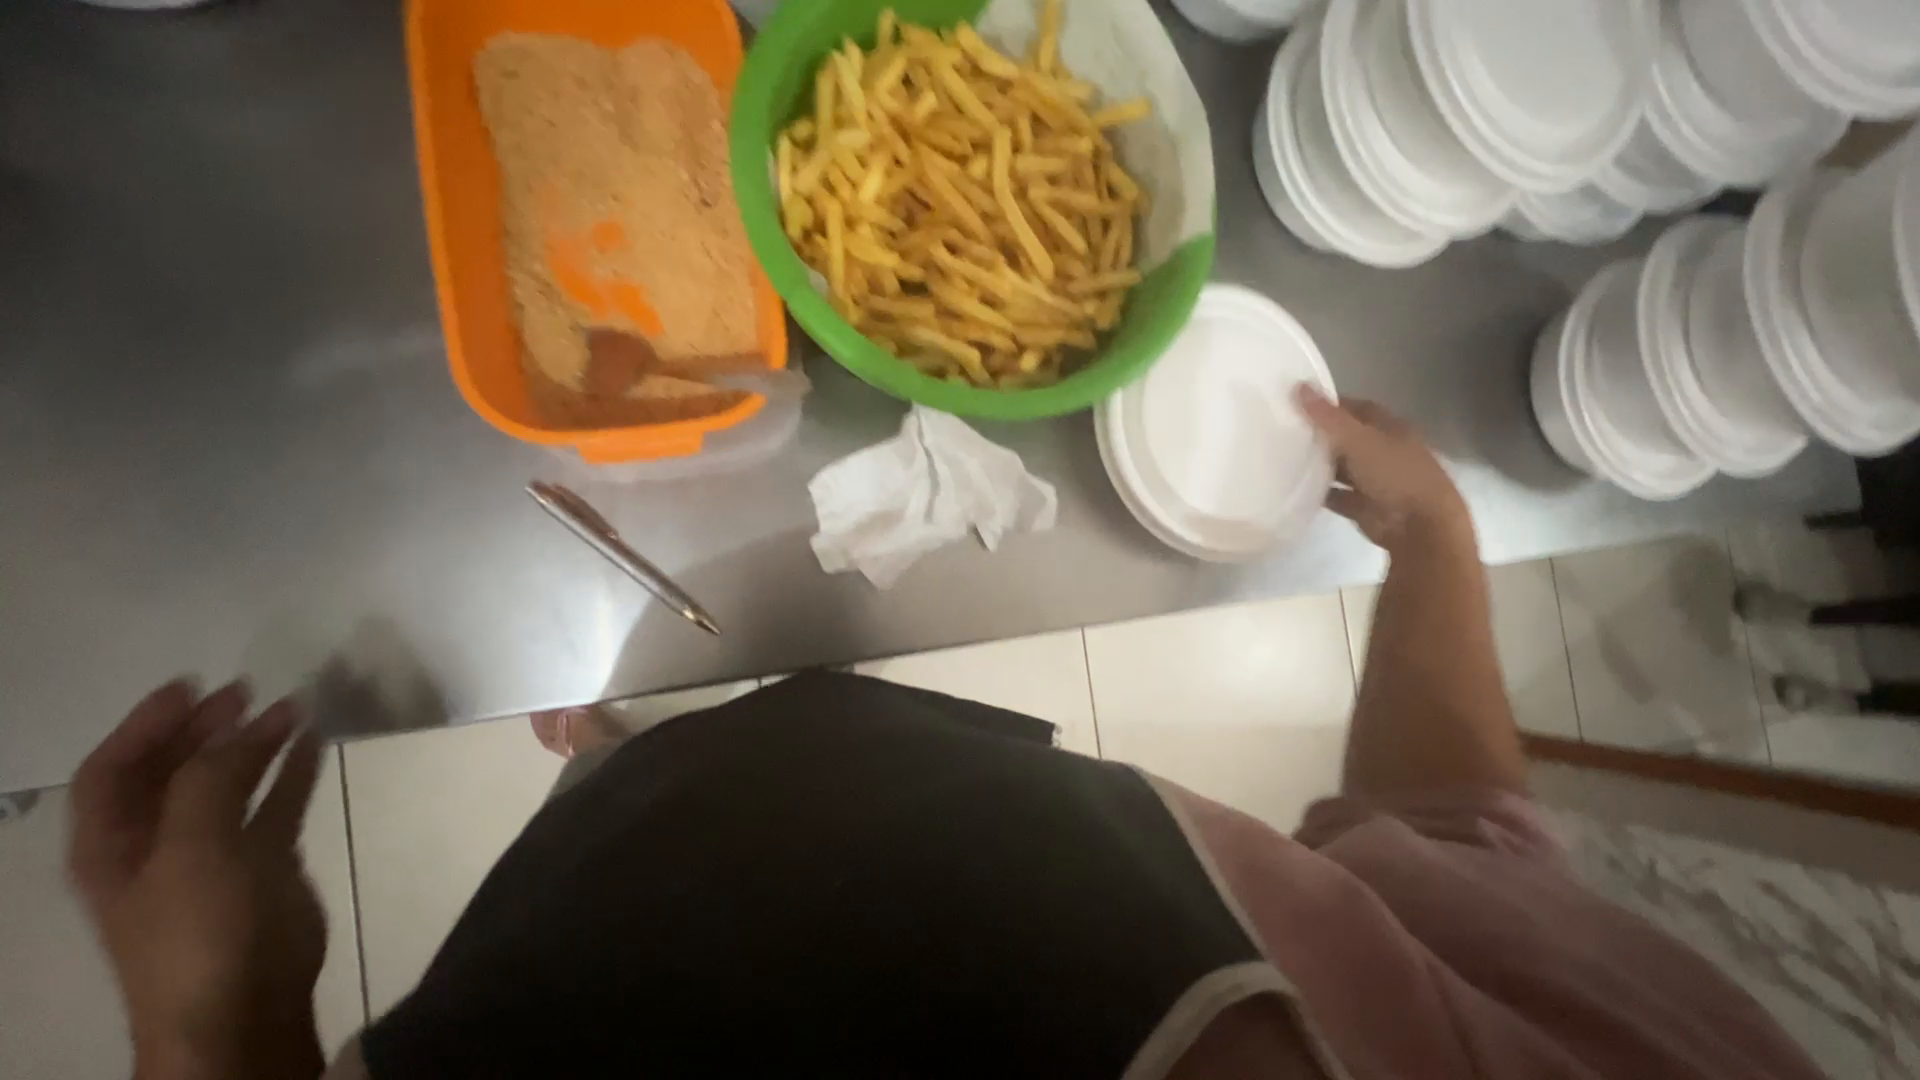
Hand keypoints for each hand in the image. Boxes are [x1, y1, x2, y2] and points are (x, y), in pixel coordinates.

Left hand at [69, 681, 327, 1079]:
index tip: (194, 683)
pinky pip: (276, 803)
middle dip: (204, 727)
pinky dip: (293, 772)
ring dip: (254, 743)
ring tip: (290, 706)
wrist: (242, 1004)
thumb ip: (210, 782)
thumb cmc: (195, 931)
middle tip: (247, 689)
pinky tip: (314, 744)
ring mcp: (213, 852)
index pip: (115, 768)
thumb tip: (247, 722)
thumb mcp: (190, 852)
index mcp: (114, 844)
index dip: (147, 723)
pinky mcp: (265, 861)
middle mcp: (158, 841)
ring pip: (230, 782)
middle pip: (174, 770)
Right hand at [1294, 384, 1472, 554]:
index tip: (1298, 404)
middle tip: (1284, 431)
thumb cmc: (1395, 475)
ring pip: (1342, 468)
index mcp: (1390, 429)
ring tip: (1283, 459)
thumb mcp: (1359, 440)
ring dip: (1319, 465)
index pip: (1357, 408)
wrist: (1420, 526)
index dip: (1330, 404)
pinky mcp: (1365, 506)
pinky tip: (1294, 489)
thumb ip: (1327, 417)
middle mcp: (1384, 452)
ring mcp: (1376, 480)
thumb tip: (1297, 386)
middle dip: (1320, 435)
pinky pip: (1337, 496)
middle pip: (1347, 438)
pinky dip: (1320, 493)